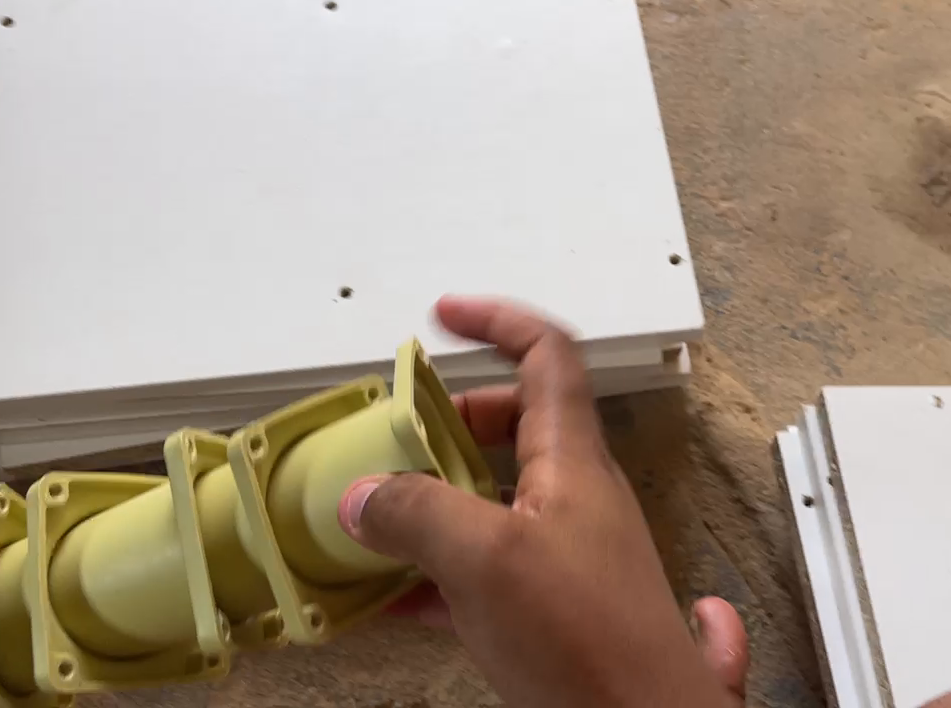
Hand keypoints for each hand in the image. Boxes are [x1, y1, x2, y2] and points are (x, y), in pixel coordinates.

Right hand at [339, 296, 747, 707]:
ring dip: (440, 491)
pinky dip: (443, 558)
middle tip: (399, 435)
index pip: (546, 352)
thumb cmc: (588, 637)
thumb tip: (362, 496)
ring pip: (496, 486)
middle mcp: (572, 485)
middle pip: (515, 416)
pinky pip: (490, 551)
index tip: (446, 314)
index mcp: (570, 454)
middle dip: (453, 417)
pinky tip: (396, 594)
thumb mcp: (487, 563)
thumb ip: (419, 518)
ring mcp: (564, 537)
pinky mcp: (552, 589)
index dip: (499, 320)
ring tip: (383, 509)